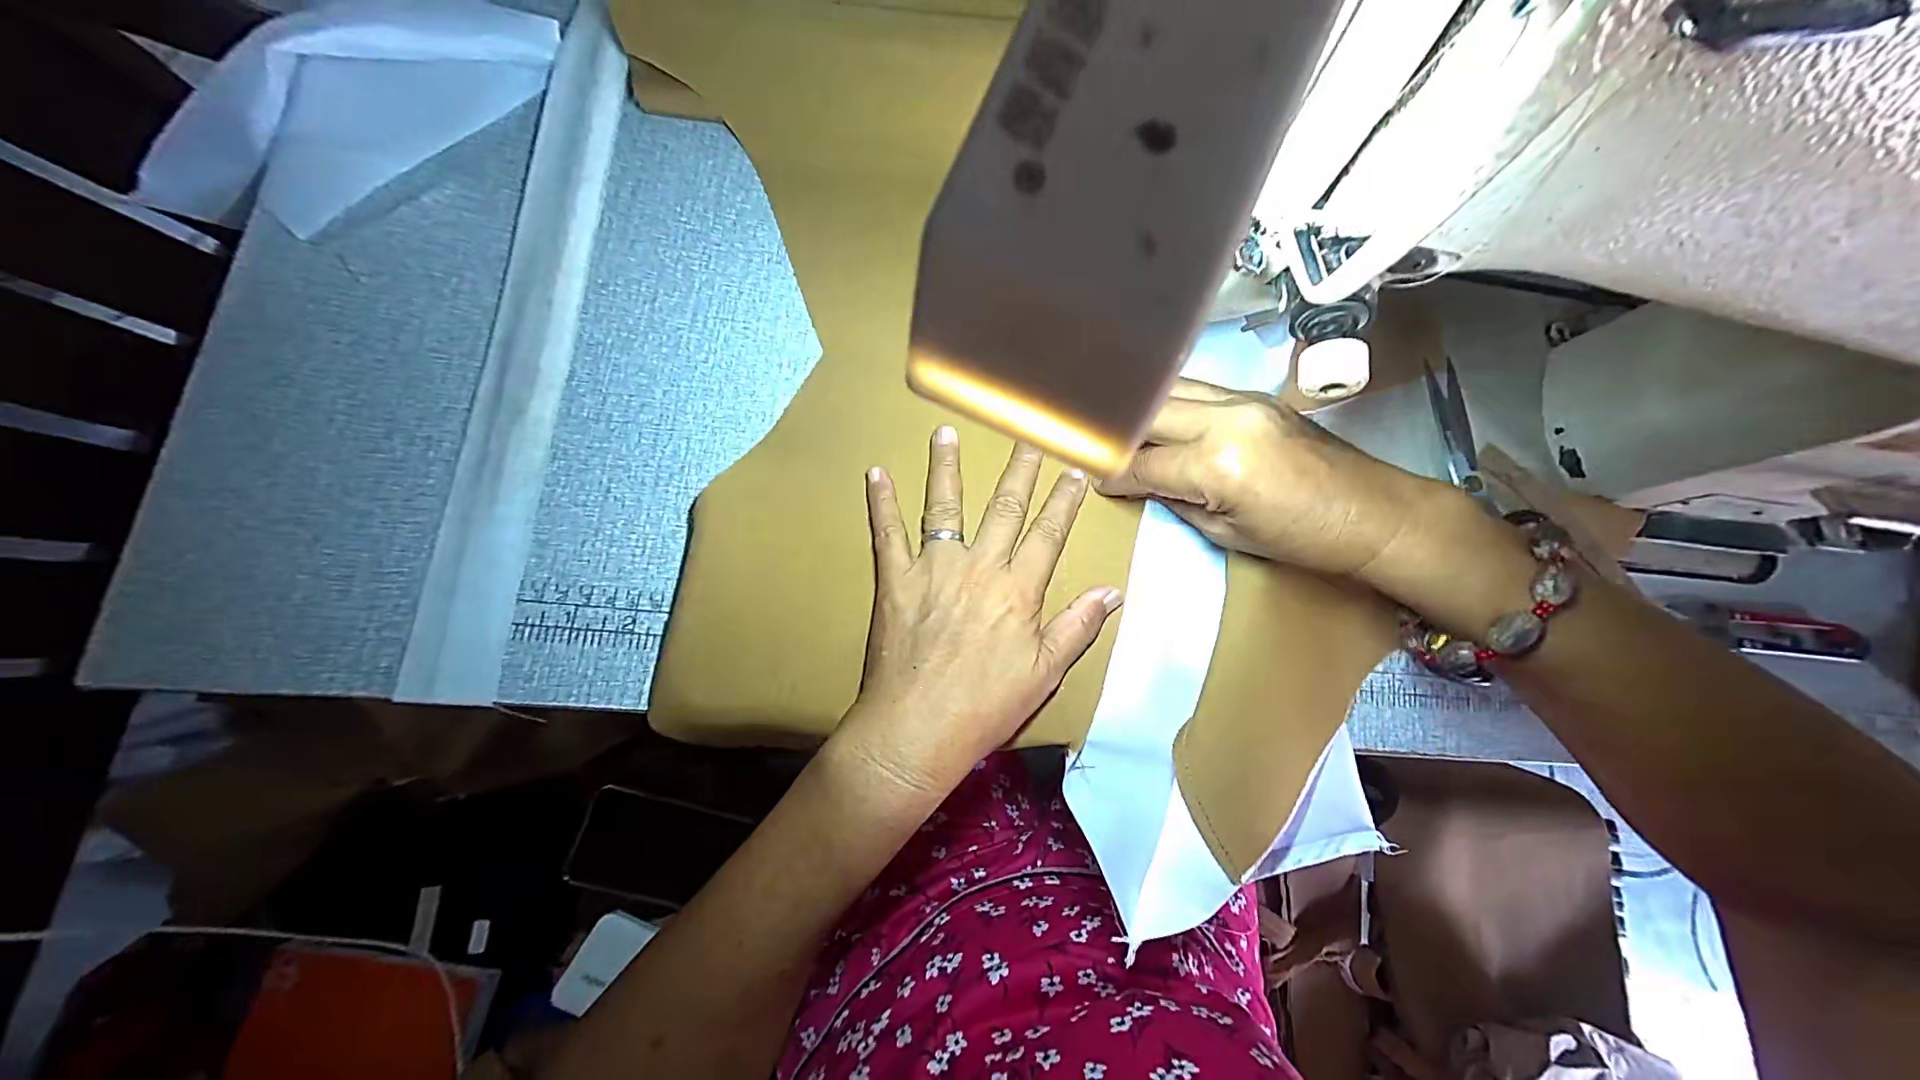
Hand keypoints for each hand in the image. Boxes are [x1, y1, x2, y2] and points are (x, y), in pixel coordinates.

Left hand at [830, 426, 1123, 797]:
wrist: (917, 728)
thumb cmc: (985, 706)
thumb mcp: (1044, 672)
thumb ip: (1077, 626)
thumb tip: (1112, 592)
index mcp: (1017, 590)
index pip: (1048, 534)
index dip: (1064, 501)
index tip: (1074, 473)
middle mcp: (978, 568)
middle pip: (1003, 509)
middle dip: (1019, 470)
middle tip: (1027, 436)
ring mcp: (932, 570)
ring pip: (944, 508)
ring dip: (946, 469)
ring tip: (946, 435)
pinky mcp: (893, 580)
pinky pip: (887, 533)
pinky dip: (881, 502)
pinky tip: (876, 474)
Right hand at [1097, 377, 1438, 579]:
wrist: (1374, 512)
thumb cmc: (1301, 539)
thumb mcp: (1225, 532)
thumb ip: (1174, 500)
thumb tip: (1138, 484)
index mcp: (1216, 465)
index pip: (1140, 464)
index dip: (1110, 475)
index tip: (1090, 479)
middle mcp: (1224, 419)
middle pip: (1145, 414)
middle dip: (1113, 432)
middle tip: (1091, 445)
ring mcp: (1242, 400)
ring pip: (1168, 391)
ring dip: (1138, 409)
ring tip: (1115, 424)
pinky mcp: (1254, 396)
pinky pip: (1195, 390)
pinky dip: (1168, 403)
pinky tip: (1156, 416)